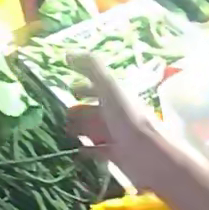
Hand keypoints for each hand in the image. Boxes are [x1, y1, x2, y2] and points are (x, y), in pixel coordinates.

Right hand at [64, 53, 158, 176]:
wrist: (149, 156)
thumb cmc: (129, 119)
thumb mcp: (110, 88)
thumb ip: (92, 69)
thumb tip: (69, 53)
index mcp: (118, 96)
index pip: (99, 87)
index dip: (84, 86)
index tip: (66, 88)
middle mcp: (119, 114)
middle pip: (96, 109)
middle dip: (79, 110)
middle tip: (59, 114)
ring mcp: (119, 135)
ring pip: (96, 129)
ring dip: (80, 129)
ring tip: (61, 131)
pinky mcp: (118, 155)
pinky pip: (99, 150)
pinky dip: (87, 150)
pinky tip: (75, 151)